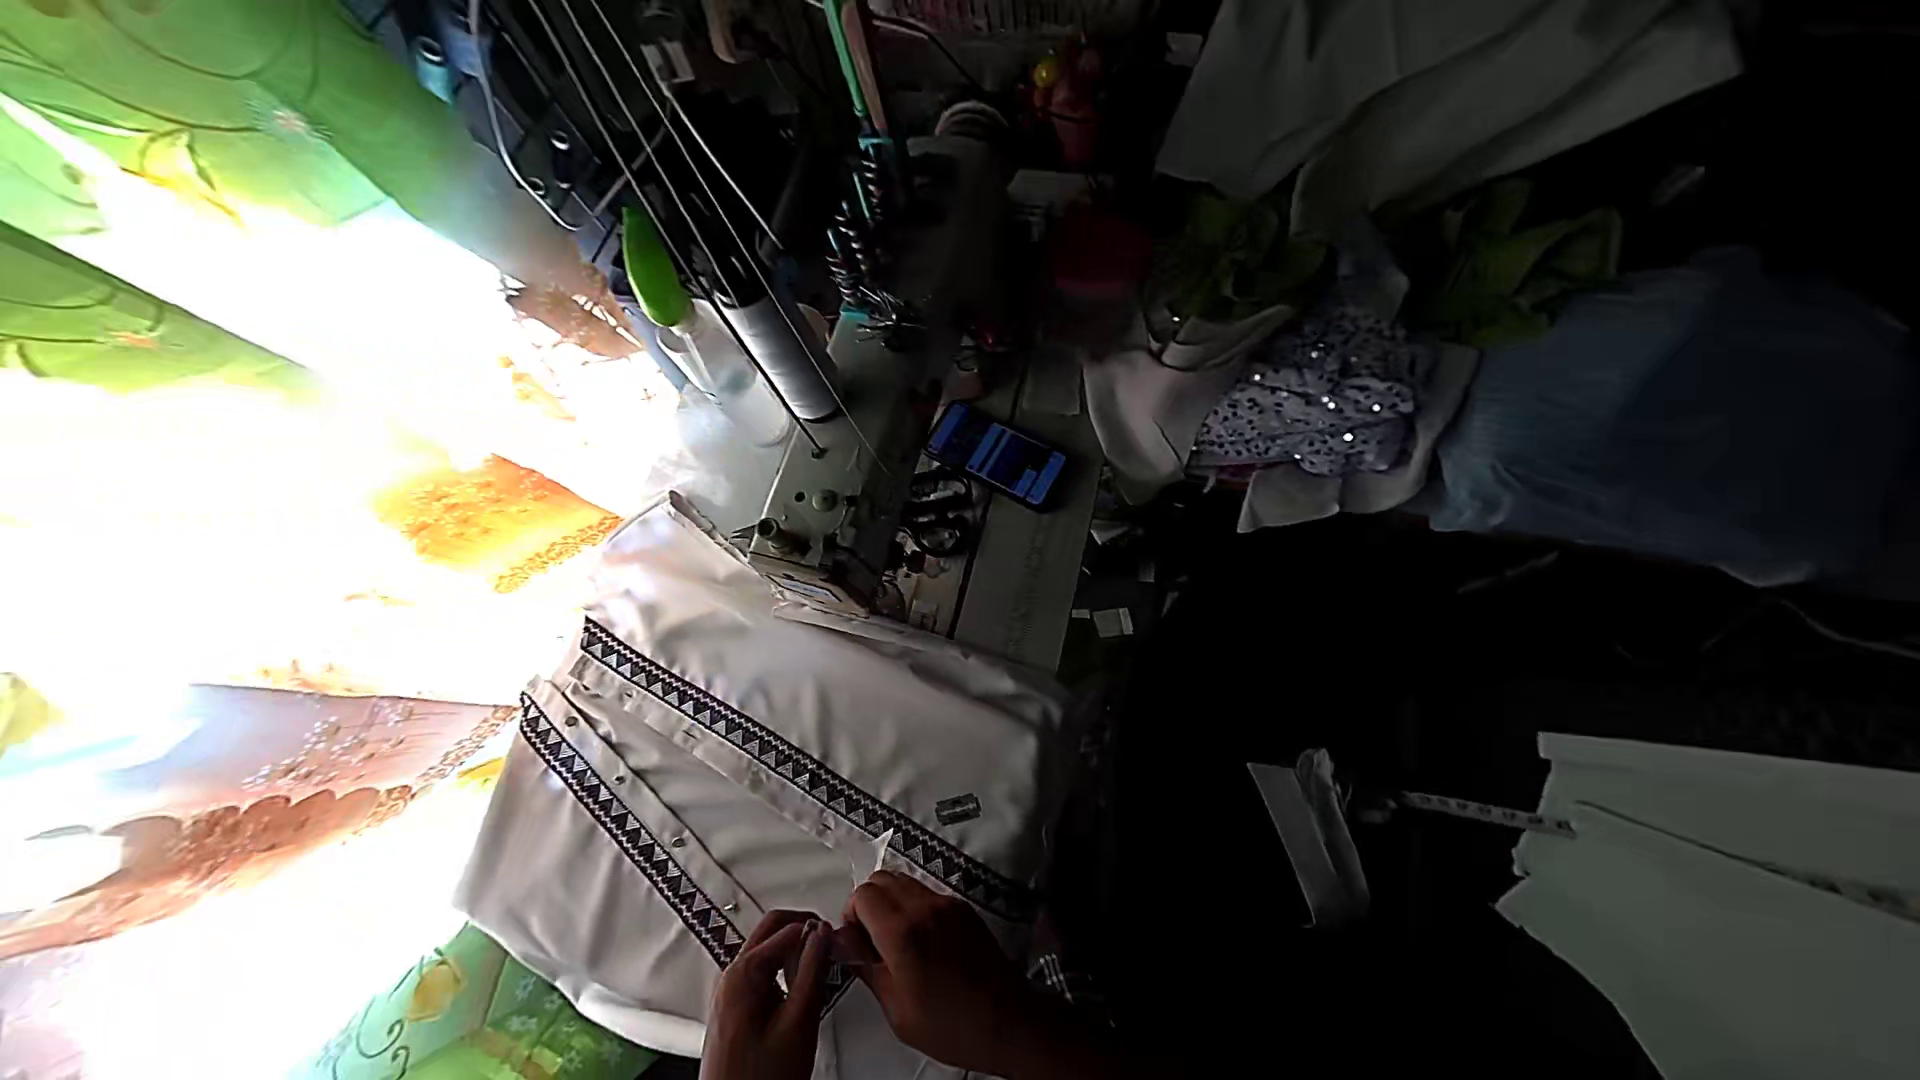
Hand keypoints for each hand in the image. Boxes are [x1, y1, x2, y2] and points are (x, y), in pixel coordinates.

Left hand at [700, 910, 831, 1079]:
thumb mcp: (799, 1020)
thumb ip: (813, 970)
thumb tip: (823, 934)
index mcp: (742, 973)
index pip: (786, 925)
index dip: (816, 927)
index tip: (836, 938)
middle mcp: (730, 977)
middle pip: (771, 929)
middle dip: (803, 930)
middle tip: (828, 944)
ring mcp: (729, 993)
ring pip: (766, 950)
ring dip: (793, 952)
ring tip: (817, 972)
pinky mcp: (733, 1009)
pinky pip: (761, 973)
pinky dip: (783, 972)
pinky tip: (798, 993)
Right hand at [842, 871, 1049, 1076]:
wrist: (1005, 1019)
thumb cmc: (951, 1025)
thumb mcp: (897, 1010)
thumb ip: (866, 968)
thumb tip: (845, 943)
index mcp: (903, 934)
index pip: (863, 895)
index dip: (852, 915)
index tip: (856, 939)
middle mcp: (924, 908)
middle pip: (881, 879)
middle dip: (868, 903)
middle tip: (870, 937)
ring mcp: (945, 903)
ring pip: (903, 880)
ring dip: (890, 900)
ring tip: (894, 937)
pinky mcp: (960, 906)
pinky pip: (925, 891)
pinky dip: (912, 903)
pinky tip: (919, 936)